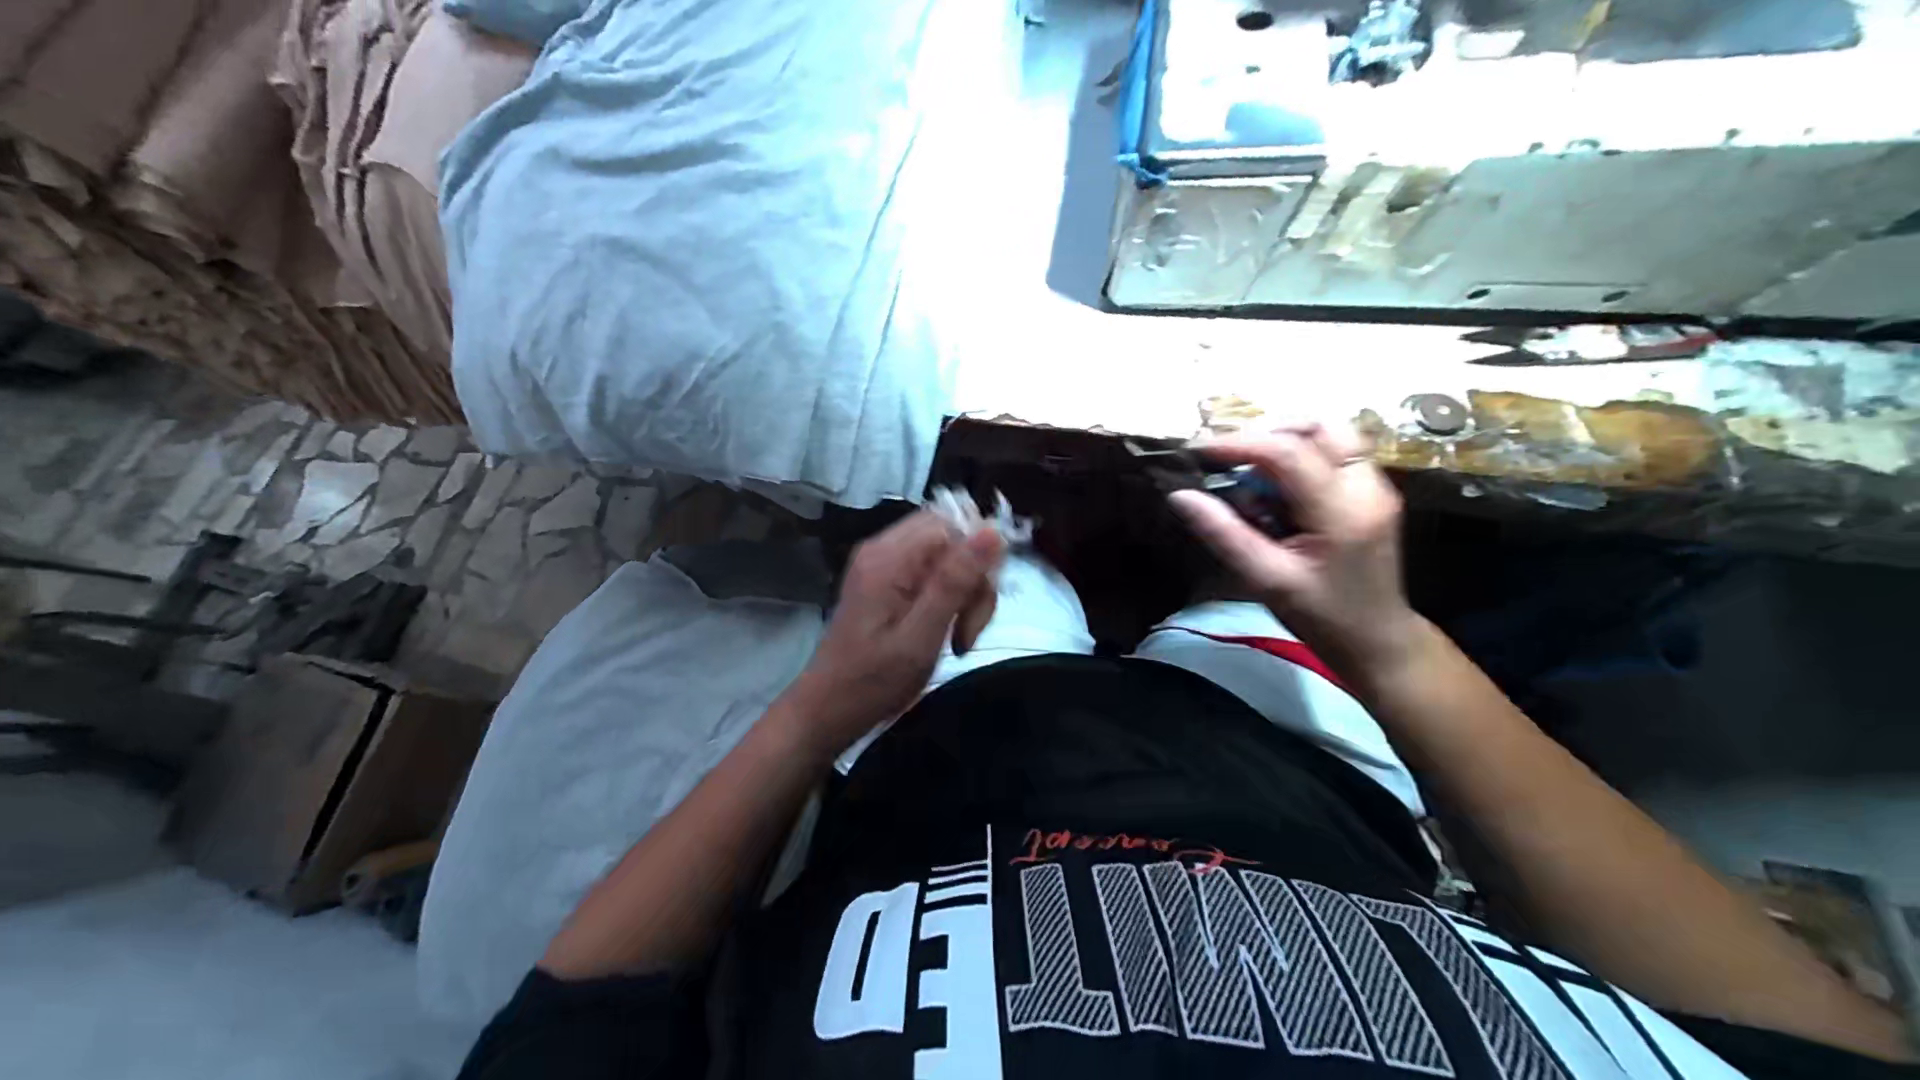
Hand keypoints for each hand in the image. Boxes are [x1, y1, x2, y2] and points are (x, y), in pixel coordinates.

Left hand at [786, 511, 1004, 751]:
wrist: (828, 711)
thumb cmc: (873, 682)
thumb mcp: (920, 637)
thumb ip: (955, 582)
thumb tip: (992, 530)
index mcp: (889, 557)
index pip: (954, 524)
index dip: (978, 559)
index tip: (979, 605)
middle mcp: (884, 548)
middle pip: (953, 536)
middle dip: (974, 579)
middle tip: (967, 629)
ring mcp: (884, 563)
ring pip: (949, 555)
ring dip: (965, 593)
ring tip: (958, 637)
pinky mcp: (888, 580)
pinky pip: (935, 572)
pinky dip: (950, 599)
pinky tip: (945, 630)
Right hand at [1168, 424, 1420, 671]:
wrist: (1377, 641)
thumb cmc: (1321, 617)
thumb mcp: (1265, 580)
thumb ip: (1223, 533)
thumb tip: (1180, 496)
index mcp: (1342, 511)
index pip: (1289, 452)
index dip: (1240, 444)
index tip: (1200, 452)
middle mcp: (1367, 487)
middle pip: (1320, 426)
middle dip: (1267, 432)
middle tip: (1229, 456)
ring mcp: (1375, 487)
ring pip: (1330, 434)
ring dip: (1285, 441)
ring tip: (1249, 469)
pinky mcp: (1371, 492)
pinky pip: (1334, 453)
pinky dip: (1299, 456)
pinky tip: (1275, 485)